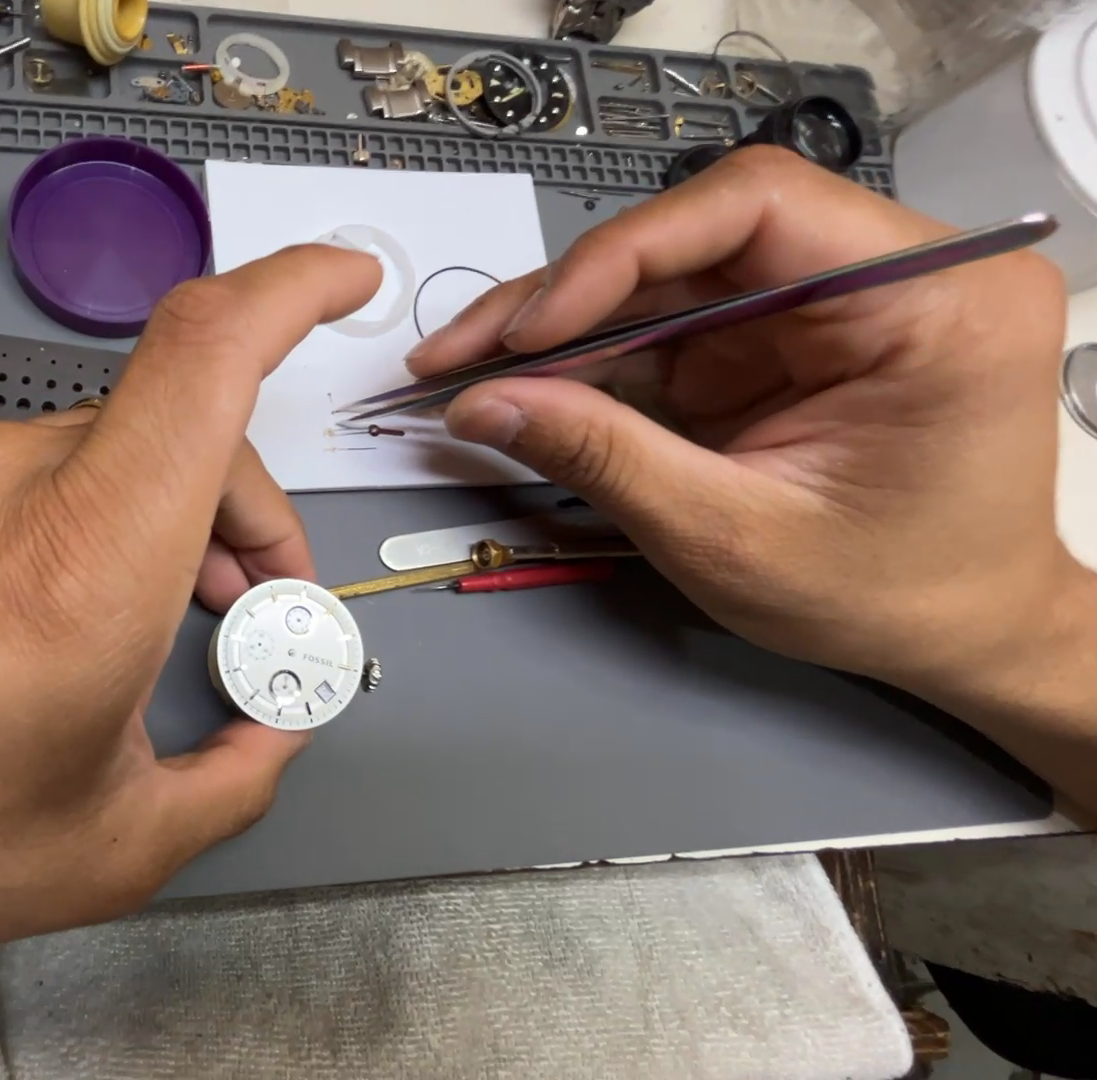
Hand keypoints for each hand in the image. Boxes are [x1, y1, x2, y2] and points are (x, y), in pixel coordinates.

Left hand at [0, 247, 379, 963]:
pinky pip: (55, 470)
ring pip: (123, 448)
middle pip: (190, 425)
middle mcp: (18, 483)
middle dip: (252, 513)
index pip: (206, 354)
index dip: (295, 288)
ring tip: (176, 618)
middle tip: (258, 612)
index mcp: (85, 561)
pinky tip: (89, 605)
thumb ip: (236, 779)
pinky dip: (107, 519)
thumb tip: (273, 732)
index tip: (347, 282)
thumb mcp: (113, 847)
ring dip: (178, 518)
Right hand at [404, 147, 1080, 698]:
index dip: (618, 255)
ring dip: (538, 333)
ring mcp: (793, 312)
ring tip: (452, 372)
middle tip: (448, 357)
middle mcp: (860, 279)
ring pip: (638, 287)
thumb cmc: (873, 591)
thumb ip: (602, 457)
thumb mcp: (725, 533)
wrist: (936, 627)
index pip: (751, 209)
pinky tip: (501, 387)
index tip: (528, 337)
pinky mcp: (744, 347)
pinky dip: (561, 365)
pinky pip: (635, 335)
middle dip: (548, 303)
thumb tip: (479, 406)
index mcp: (922, 300)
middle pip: (673, 245)